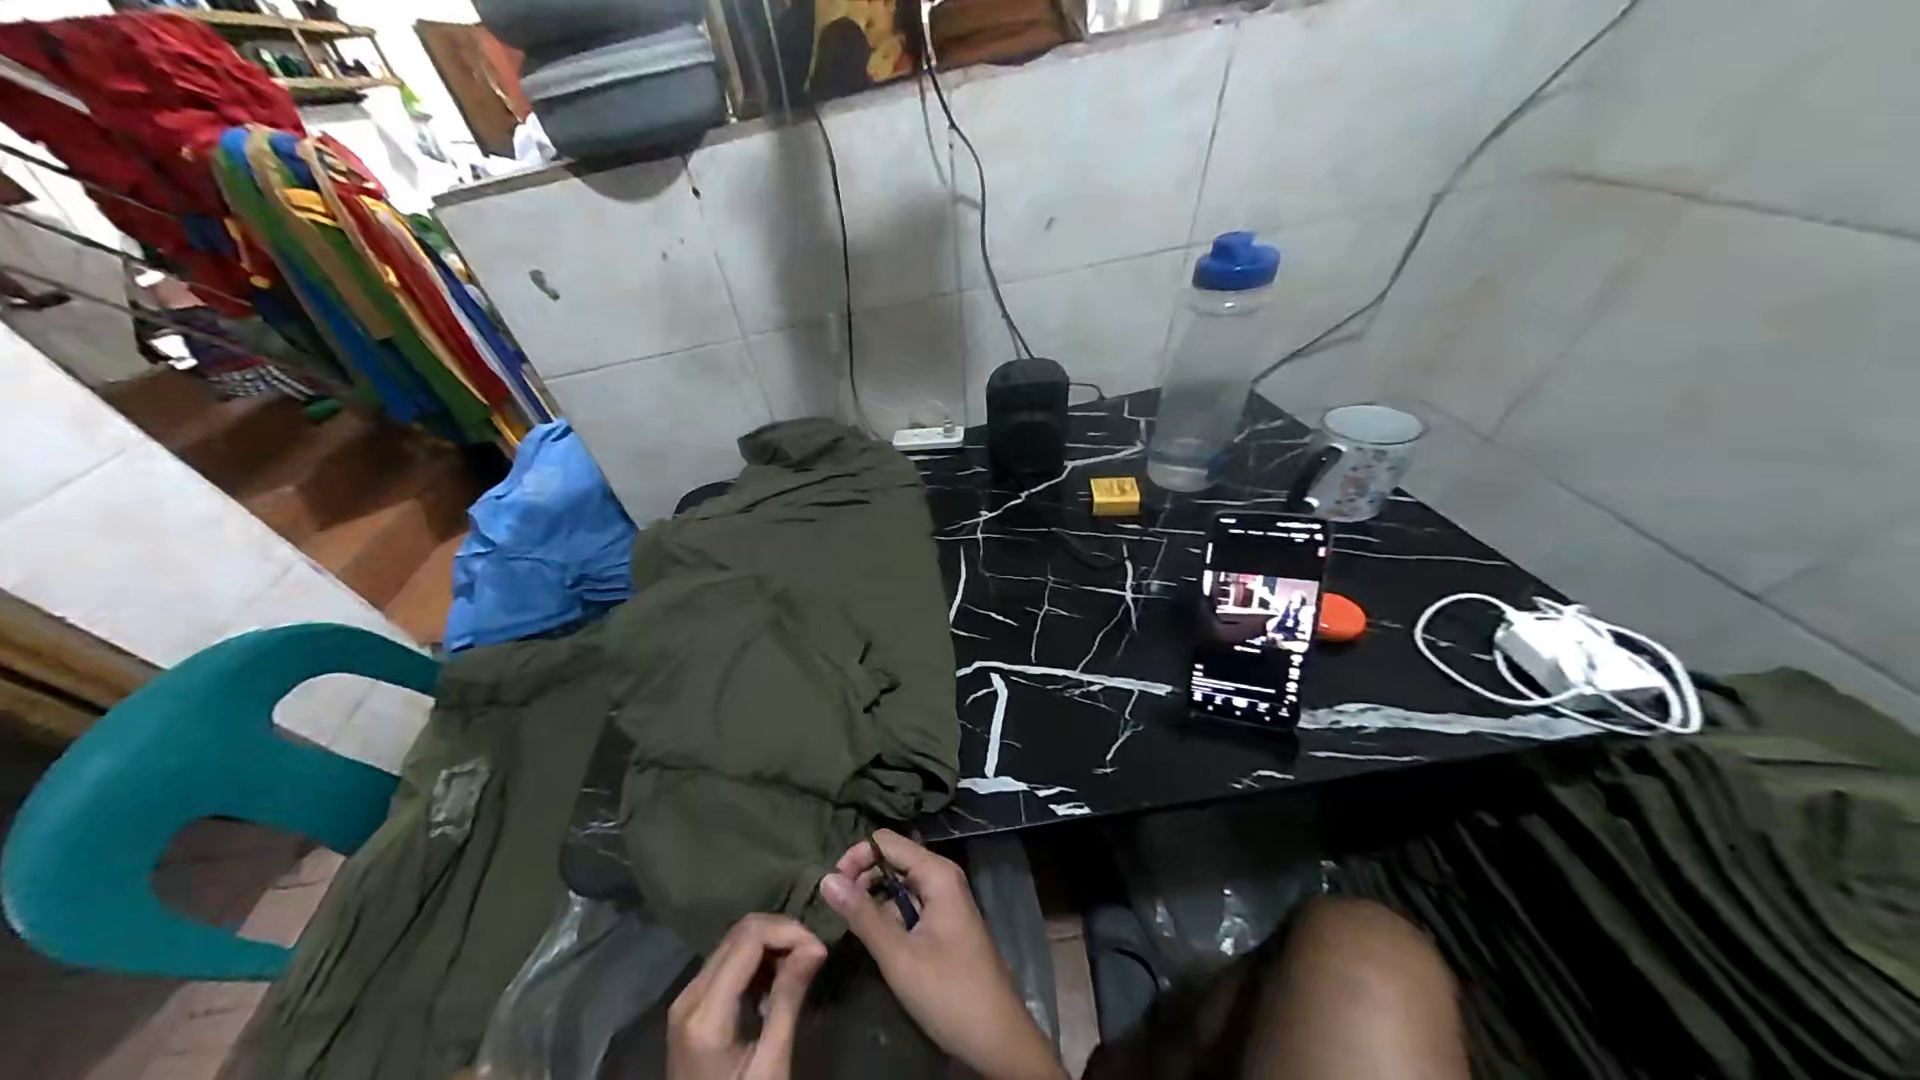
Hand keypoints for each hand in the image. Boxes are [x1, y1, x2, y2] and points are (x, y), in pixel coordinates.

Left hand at [667, 914, 827, 1079]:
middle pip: (740, 933)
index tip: (820, 950)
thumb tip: (816, 945)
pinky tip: (776, 983)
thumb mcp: (772, 1064)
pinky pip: (727, 962)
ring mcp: (686, 999)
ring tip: (799, 969)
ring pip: (734, 943)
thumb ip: (789, 1000)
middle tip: (813, 956)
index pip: (750, 937)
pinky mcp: (691, 1006)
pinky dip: (757, 960)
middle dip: (782, 933)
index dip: (789, 931)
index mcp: (705, 1013)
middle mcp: (689, 995)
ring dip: (771, 944)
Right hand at [818, 830, 1066, 1079]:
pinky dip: (887, 916)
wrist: (997, 1037)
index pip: (886, 842)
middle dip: (861, 879)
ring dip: (872, 900)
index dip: (856, 858)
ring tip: (850, 926)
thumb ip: (862, 914)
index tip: (831, 888)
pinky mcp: (942, 924)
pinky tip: (874, 939)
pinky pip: (908, 906)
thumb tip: (826, 878)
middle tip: (837, 911)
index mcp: (937, 873)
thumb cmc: (949, 992)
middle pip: (892, 860)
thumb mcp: (898, 955)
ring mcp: (944, 901)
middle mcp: (942, 878)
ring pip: (898, 885)